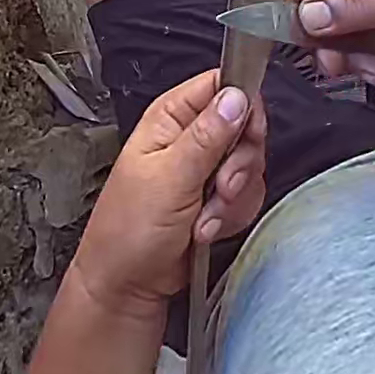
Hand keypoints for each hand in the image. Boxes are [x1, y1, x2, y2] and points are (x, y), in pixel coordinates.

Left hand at [69, 69, 267, 320]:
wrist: (127, 288)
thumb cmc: (128, 231)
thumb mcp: (169, 179)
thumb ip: (207, 137)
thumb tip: (236, 97)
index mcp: (171, 116)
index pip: (221, 85)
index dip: (242, 104)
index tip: (247, 134)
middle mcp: (190, 134)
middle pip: (243, 124)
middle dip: (239, 162)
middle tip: (220, 186)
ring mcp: (205, 165)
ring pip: (248, 162)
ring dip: (233, 197)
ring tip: (203, 217)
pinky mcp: (216, 194)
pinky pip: (246, 193)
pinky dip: (232, 214)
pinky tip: (206, 229)